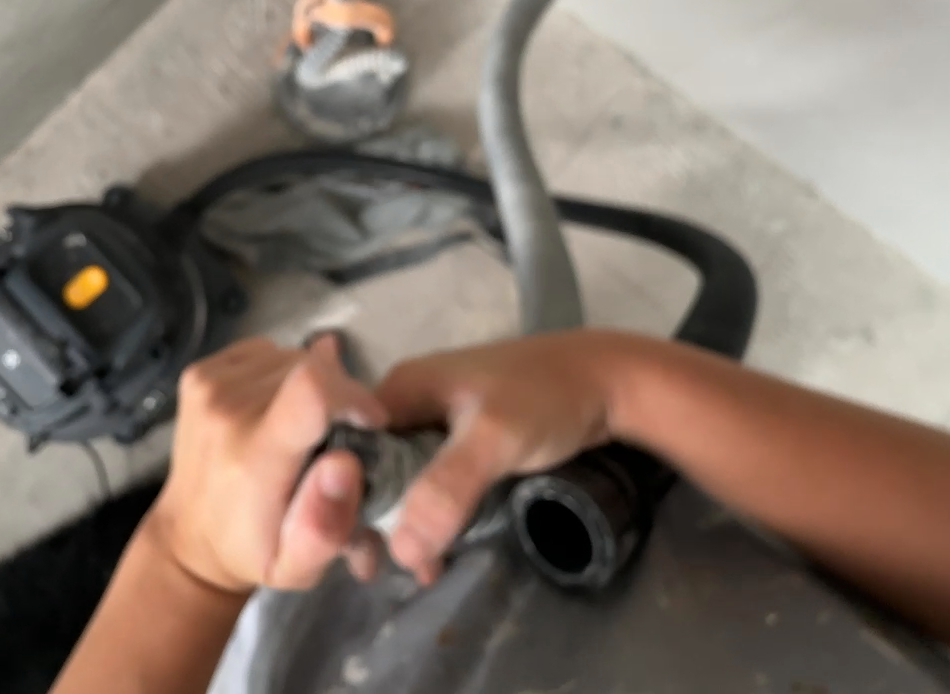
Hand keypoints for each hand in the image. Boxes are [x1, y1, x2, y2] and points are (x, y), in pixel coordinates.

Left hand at [145, 335, 387, 594]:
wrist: (189, 538)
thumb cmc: (253, 551)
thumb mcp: (298, 565)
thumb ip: (326, 524)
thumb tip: (345, 462)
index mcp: (254, 455)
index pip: (312, 389)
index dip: (352, 393)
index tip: (368, 421)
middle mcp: (226, 408)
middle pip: (310, 369)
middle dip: (336, 395)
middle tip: (332, 437)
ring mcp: (207, 384)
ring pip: (290, 356)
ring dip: (309, 383)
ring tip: (300, 426)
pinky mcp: (199, 371)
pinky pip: (265, 351)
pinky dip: (281, 373)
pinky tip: (272, 408)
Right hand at [375, 330, 647, 580]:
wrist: (607, 382)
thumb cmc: (543, 397)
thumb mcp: (492, 439)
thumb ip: (445, 488)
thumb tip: (400, 549)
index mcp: (401, 388)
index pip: (349, 445)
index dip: (342, 493)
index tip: (352, 545)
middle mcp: (409, 400)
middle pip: (369, 461)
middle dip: (368, 514)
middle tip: (374, 568)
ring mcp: (436, 418)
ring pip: (399, 474)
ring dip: (398, 519)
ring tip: (409, 568)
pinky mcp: (462, 437)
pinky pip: (428, 478)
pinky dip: (426, 512)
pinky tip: (433, 550)